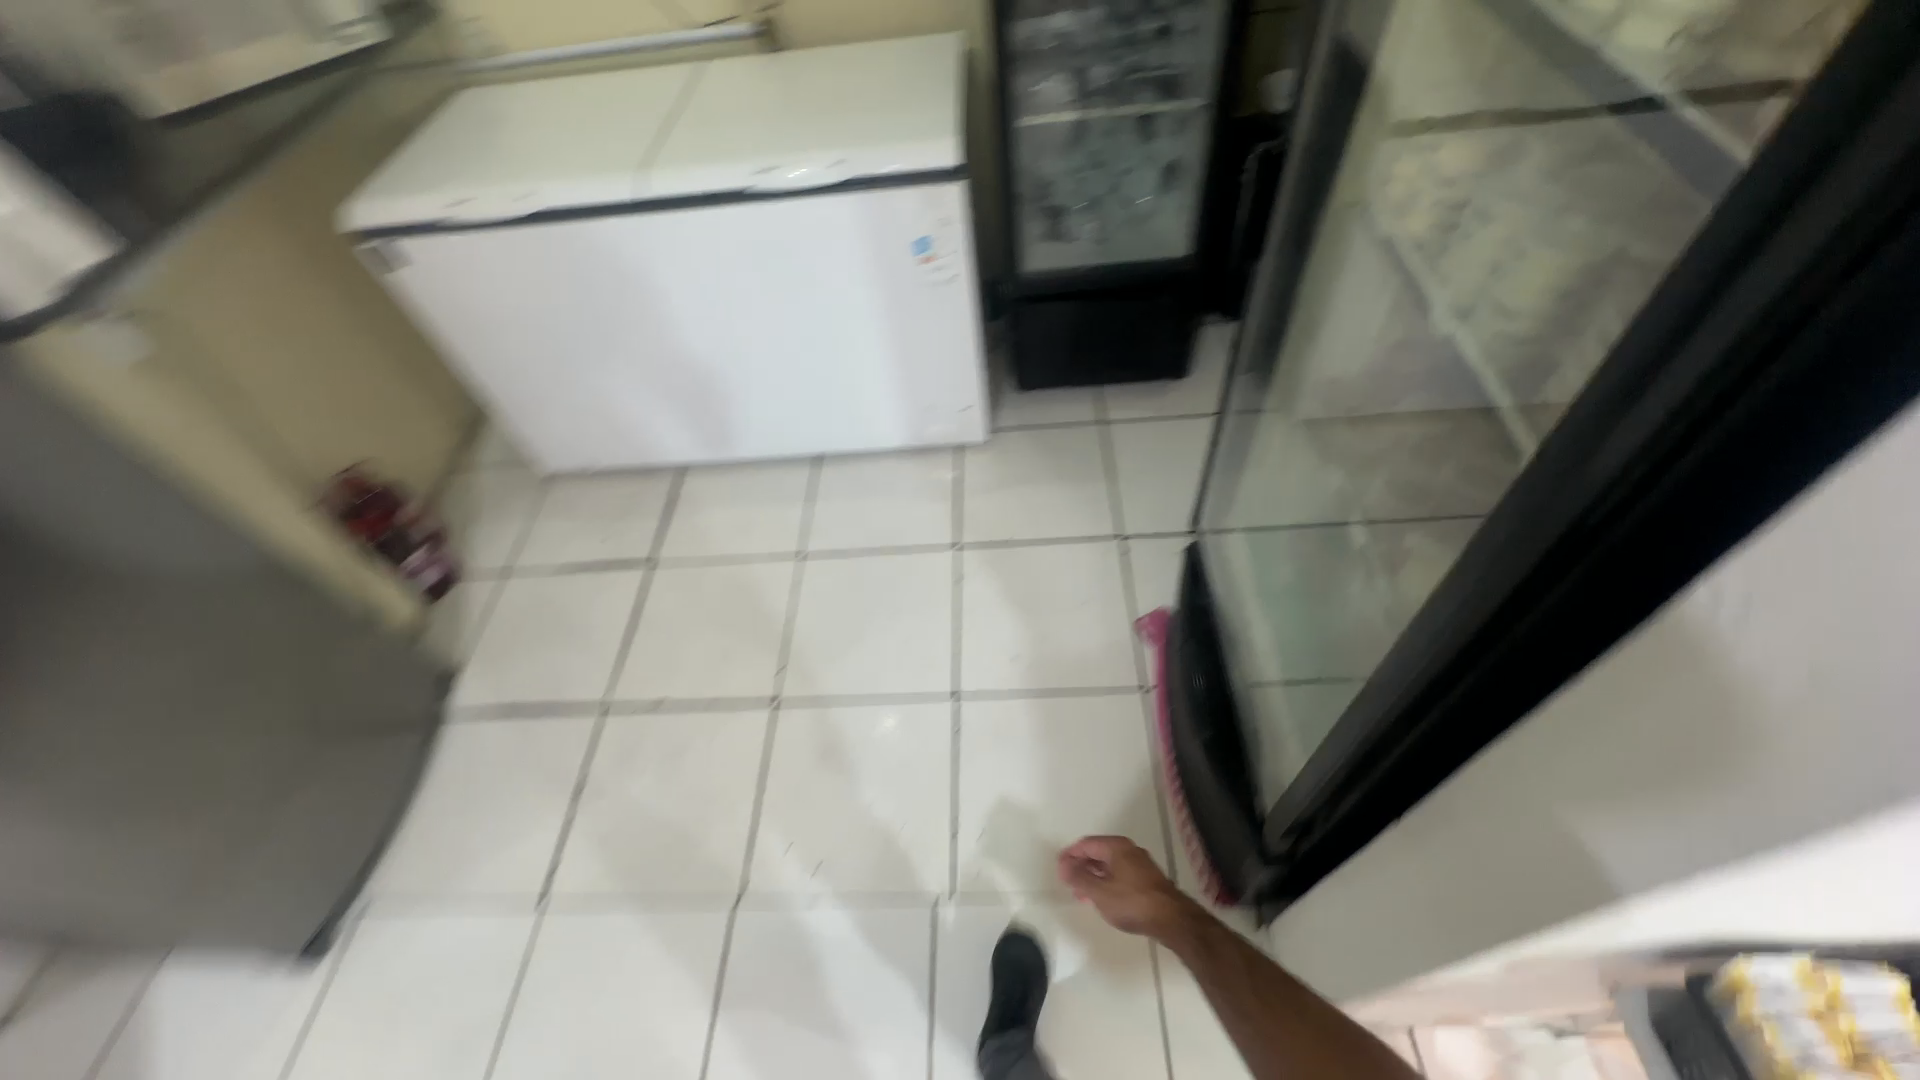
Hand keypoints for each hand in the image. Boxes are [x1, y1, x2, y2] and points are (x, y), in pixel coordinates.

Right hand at [1057, 836, 1199, 939]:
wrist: (1171, 919)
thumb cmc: (1131, 902)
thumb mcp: (1099, 892)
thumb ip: (1079, 877)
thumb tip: (1064, 865)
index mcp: (1116, 847)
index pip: (1086, 844)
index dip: (1070, 856)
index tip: (1059, 871)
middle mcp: (1129, 850)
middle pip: (1098, 853)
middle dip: (1081, 866)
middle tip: (1068, 883)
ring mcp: (1140, 864)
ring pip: (1109, 865)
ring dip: (1093, 876)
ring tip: (1082, 894)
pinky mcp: (1147, 879)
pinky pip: (1119, 874)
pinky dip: (1106, 882)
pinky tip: (1103, 898)